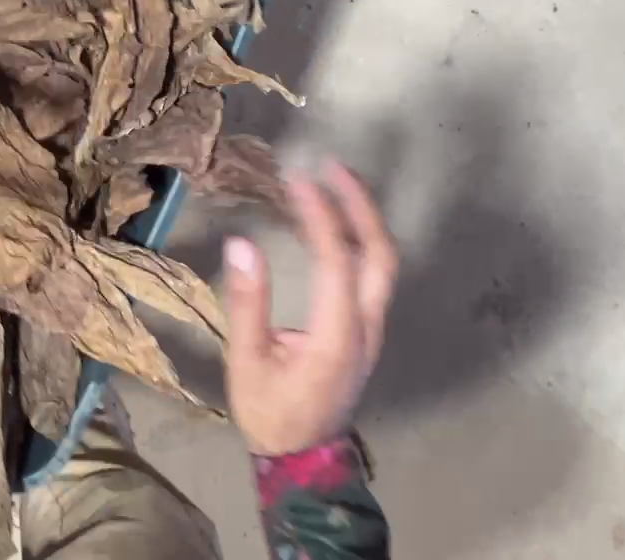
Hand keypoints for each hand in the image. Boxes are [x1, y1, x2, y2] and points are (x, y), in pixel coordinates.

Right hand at [221, 163, 397, 455]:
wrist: (303, 458)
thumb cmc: (271, 411)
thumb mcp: (247, 361)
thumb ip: (248, 304)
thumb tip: (242, 244)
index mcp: (336, 336)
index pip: (337, 262)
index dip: (320, 216)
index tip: (297, 179)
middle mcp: (365, 327)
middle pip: (379, 255)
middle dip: (361, 205)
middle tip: (331, 166)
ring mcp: (372, 328)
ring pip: (383, 262)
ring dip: (363, 217)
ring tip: (333, 181)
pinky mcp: (366, 328)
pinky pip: (371, 272)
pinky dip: (356, 236)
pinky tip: (331, 221)